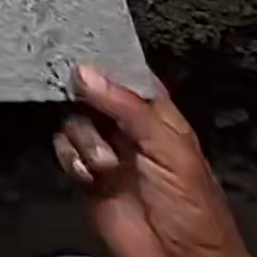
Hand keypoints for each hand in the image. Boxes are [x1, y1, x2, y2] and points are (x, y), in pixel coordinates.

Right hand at [54, 66, 252, 256]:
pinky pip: (65, 150)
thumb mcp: (168, 148)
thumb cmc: (190, 205)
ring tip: (104, 163)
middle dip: (83, 97)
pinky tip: (87, 174)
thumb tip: (83, 72)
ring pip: (75, 120)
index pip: (123, 71)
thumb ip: (127, 107)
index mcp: (153, 110)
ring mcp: (105, 148)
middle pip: (91, 91)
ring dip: (84, 138)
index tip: (80, 51)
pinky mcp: (87, 175)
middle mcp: (125, 123)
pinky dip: (70, 157)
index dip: (103, 60)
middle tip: (82, 102)